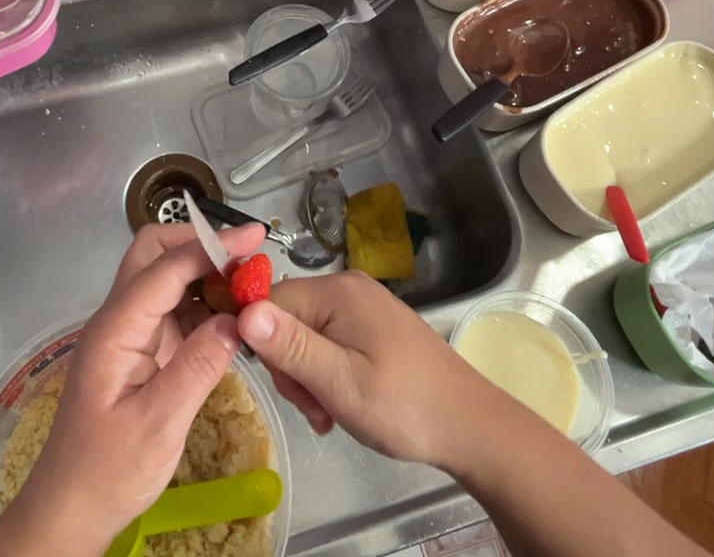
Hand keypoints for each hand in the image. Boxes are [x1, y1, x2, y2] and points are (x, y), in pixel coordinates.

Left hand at [0, 221, 268, 554]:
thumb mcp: (158, 424)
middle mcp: (120, 319)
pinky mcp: (142, 351)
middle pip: (154, 253)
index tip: (254, 236)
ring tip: (248, 286)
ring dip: (205, 272)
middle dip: (200, 243)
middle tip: (247, 258)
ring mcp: (130, 333)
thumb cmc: (108, 471)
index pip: (167, 266)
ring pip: (165, 277)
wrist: (70, 508)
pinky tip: (232, 320)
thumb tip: (236, 321)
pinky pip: (174, 309)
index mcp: (117, 328)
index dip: (212, 245)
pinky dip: (204, 303)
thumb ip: (197, 368)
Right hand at [236, 270, 496, 471]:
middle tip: (316, 408)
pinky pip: (331, 340)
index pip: (269, 301)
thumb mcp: (340, 383)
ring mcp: (364, 305)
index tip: (285, 386)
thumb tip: (242, 311)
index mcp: (337, 292)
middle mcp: (348, 287)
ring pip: (307, 333)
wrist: (470, 425)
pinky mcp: (374, 324)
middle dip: (291, 365)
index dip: (264, 344)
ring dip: (309, 375)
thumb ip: (292, 347)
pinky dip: (329, 372)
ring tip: (331, 413)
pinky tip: (343, 402)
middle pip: (287, 318)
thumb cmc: (404, 407)